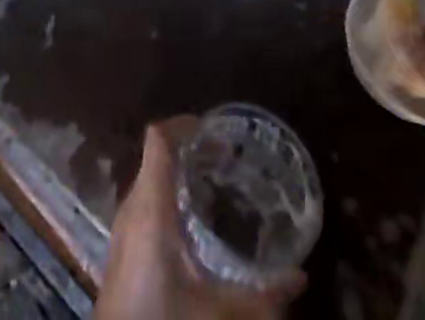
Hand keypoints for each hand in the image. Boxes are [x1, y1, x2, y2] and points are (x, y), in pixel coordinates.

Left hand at [94, 119, 304, 319]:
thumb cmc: (159, 319)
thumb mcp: (214, 311)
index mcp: (151, 207)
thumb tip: (300, 278)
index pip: (158, 140)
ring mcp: (124, 223)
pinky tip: (196, 220)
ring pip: (150, 177)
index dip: (183, 124)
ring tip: (217, 182)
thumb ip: (260, 296)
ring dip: (180, 171)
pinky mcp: (124, 241)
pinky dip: (171, 194)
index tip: (216, 130)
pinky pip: (146, 199)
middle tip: (228, 158)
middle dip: (191, 149)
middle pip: (156, 155)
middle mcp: (133, 205)